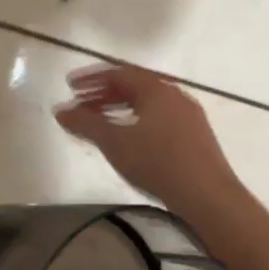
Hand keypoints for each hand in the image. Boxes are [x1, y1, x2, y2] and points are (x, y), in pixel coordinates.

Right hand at [55, 64, 243, 210]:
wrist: (208, 196)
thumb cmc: (157, 163)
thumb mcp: (114, 143)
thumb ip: (85, 124)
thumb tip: (60, 110)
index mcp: (156, 89)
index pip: (119, 73)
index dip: (91, 78)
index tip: (70, 85)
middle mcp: (175, 95)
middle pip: (135, 87)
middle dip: (104, 95)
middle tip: (81, 105)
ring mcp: (189, 116)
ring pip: (149, 105)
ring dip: (121, 109)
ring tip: (101, 124)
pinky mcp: (197, 137)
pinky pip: (161, 119)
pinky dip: (138, 122)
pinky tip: (131, 141)